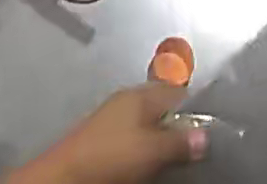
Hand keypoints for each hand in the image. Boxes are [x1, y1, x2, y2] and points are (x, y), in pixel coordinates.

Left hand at [8, 82, 205, 183]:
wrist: (58, 181)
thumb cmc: (110, 158)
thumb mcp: (151, 151)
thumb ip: (180, 142)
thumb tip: (207, 136)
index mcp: (142, 94)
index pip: (179, 92)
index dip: (195, 108)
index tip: (208, 129)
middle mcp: (128, 100)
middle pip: (162, 108)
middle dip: (177, 126)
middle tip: (192, 149)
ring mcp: (112, 119)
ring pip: (146, 124)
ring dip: (159, 139)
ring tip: (171, 160)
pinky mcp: (100, 140)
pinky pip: (132, 137)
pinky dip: (142, 148)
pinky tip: (145, 165)